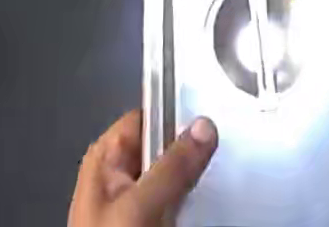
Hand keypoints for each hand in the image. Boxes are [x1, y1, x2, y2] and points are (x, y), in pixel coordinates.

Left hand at [67, 109, 216, 226]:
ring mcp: (132, 204)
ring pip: (173, 177)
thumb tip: (205, 124)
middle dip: (190, 151)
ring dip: (194, 180)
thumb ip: (172, 166)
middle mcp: (118, 174)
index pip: (149, 115)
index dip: (178, 114)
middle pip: (163, 146)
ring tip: (220, 178)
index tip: (211, 117)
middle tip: (221, 151)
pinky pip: (175, 204)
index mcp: (107, 157)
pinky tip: (208, 207)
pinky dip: (191, 205)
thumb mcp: (140, 207)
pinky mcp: (146, 226)